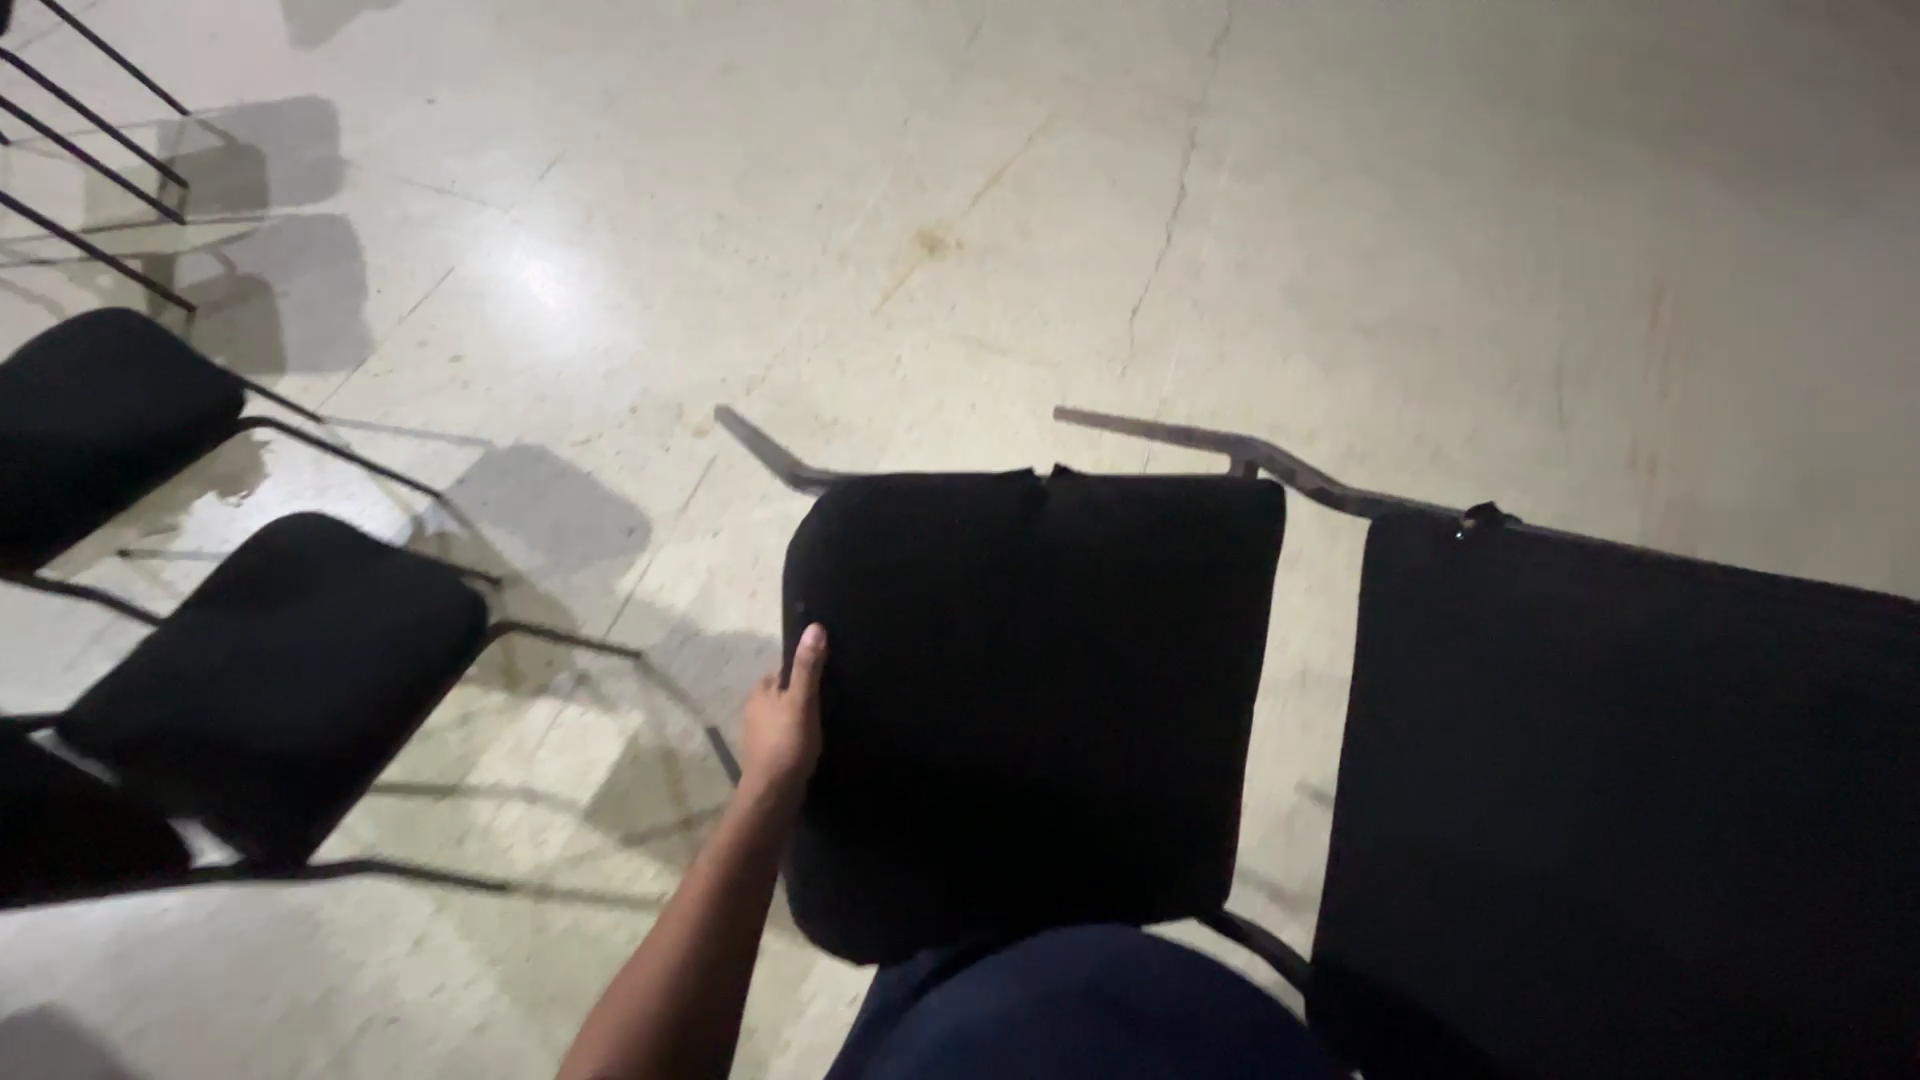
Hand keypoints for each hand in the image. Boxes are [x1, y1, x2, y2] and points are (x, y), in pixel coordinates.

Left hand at [740, 623, 826, 797]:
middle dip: (804, 694)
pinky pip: (786, 734)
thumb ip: (808, 666)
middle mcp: (754, 708)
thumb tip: (815, 627)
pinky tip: (812, 742)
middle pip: (786, 691)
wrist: (773, 794)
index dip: (806, 670)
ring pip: (786, 714)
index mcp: (761, 690)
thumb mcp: (802, 700)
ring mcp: (758, 733)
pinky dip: (798, 735)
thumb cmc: (787, 743)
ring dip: (802, 716)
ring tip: (826, 721)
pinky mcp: (767, 753)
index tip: (828, 677)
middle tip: (832, 700)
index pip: (785, 668)